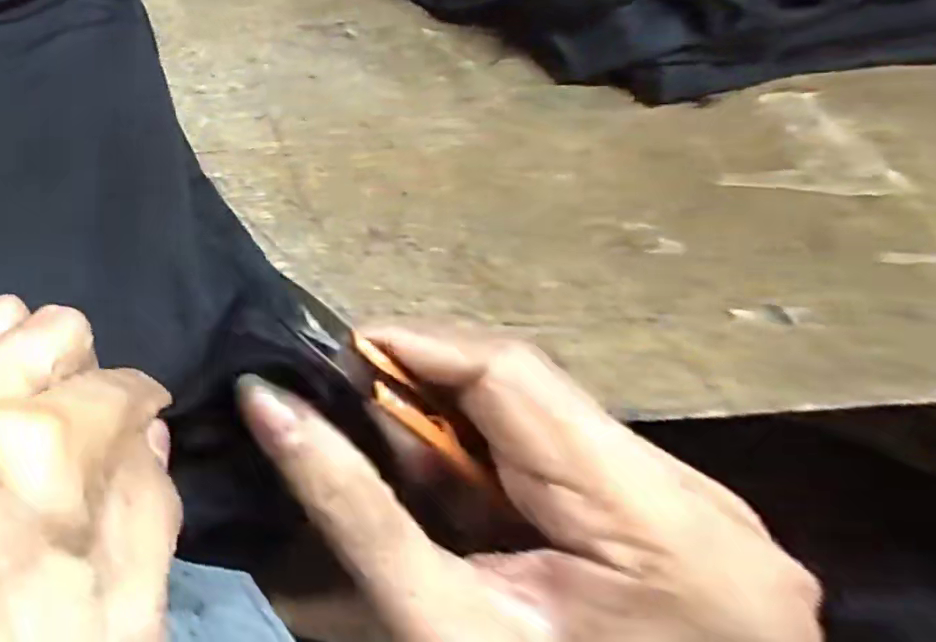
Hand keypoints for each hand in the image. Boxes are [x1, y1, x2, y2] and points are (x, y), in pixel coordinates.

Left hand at [0, 295, 179, 641]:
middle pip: (62, 325)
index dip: (142, 406)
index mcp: (39, 445)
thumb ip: (149, 509)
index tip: (138, 422)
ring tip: (28, 413)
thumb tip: (145, 431)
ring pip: (5, 314)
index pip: (121, 386)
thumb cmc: (2, 640)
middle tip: (77, 428)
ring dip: (28, 356)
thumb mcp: (116, 616)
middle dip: (83, 373)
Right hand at [238, 327, 822, 641]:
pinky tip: (452, 502)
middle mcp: (698, 500)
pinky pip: (548, 450)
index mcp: (666, 524)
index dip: (403, 345)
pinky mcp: (671, 528)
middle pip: (520, 384)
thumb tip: (259, 395)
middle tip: (347, 426)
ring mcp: (693, 514)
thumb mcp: (436, 624)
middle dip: (416, 391)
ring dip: (443, 426)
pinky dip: (478, 458)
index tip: (324, 368)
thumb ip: (347, 500)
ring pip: (528, 410)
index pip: (507, 367)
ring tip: (398, 475)